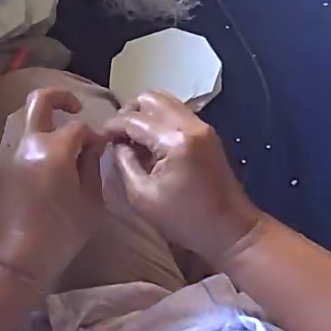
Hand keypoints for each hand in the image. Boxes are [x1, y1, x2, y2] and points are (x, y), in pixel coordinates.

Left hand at [0, 88, 106, 286]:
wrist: (20, 254)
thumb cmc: (63, 230)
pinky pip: (25, 144)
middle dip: (60, 96)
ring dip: (48, 123)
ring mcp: (13, 153)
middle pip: (39, 101)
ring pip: (30, 122)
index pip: (79, 127)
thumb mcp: (91, 200)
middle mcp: (30, 143)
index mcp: (54, 149)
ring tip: (68, 145)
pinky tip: (55, 164)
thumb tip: (94, 145)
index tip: (103, 147)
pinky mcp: (5, 167)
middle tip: (77, 109)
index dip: (95, 134)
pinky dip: (40, 143)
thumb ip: (93, 165)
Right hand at [106, 91, 267, 263]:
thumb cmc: (185, 220)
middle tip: (117, 137)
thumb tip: (116, 143)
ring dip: (143, 114)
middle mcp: (190, 124)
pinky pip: (175, 112)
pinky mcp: (206, 132)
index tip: (98, 139)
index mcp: (175, 140)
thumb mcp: (142, 195)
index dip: (111, 127)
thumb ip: (124, 162)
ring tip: (132, 138)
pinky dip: (157, 119)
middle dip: (127, 113)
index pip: (133, 119)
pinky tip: (150, 142)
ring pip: (163, 101)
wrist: (232, 231)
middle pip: (149, 98)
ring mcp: (202, 126)